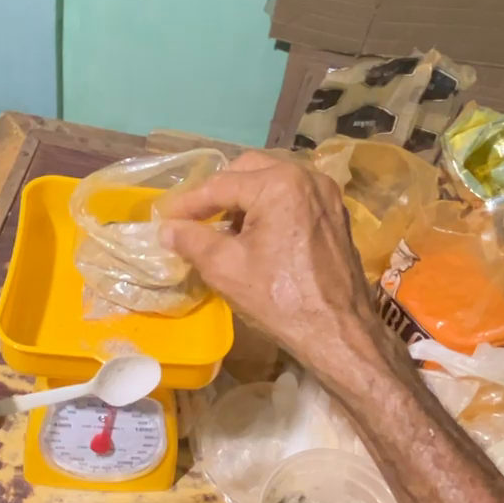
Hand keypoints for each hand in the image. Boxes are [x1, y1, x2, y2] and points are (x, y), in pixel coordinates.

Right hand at [160, 151, 391, 381]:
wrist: (338, 331)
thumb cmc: (279, 299)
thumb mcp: (225, 268)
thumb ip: (191, 240)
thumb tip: (167, 229)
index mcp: (280, 184)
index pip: (220, 184)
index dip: (188, 203)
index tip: (165, 219)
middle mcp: (308, 177)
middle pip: (248, 171)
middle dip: (218, 194)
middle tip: (194, 219)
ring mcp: (326, 195)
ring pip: (272, 182)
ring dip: (243, 200)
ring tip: (222, 229)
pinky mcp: (335, 214)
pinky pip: (292, 197)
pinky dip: (268, 208)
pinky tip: (254, 236)